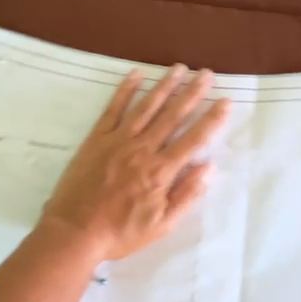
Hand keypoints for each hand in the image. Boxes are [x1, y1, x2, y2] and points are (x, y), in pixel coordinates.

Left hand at [38, 66, 231, 262]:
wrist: (74, 231)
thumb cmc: (121, 233)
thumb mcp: (162, 225)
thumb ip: (187, 196)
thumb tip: (209, 168)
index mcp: (161, 171)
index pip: (194, 139)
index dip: (212, 119)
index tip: (226, 101)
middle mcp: (143, 149)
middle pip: (173, 116)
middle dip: (192, 93)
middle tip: (206, 74)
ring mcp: (118, 140)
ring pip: (147, 106)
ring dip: (165, 86)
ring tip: (179, 68)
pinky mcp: (97, 138)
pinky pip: (114, 108)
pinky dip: (126, 90)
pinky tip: (137, 74)